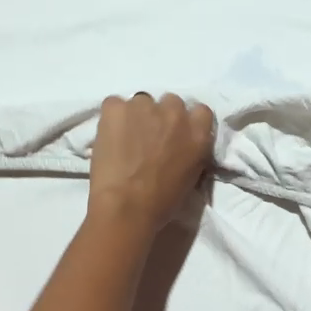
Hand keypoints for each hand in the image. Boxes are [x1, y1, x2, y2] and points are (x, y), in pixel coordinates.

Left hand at [88, 92, 214, 231]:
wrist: (126, 207)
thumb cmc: (162, 204)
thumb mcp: (190, 178)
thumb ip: (191, 153)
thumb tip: (180, 148)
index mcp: (198, 133)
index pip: (200, 112)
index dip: (187, 122)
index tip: (177, 136)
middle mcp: (174, 112)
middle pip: (170, 102)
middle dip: (162, 117)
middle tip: (150, 140)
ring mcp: (144, 105)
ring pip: (142, 102)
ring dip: (137, 117)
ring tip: (127, 141)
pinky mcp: (115, 106)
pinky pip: (114, 105)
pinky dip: (112, 119)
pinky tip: (110, 139)